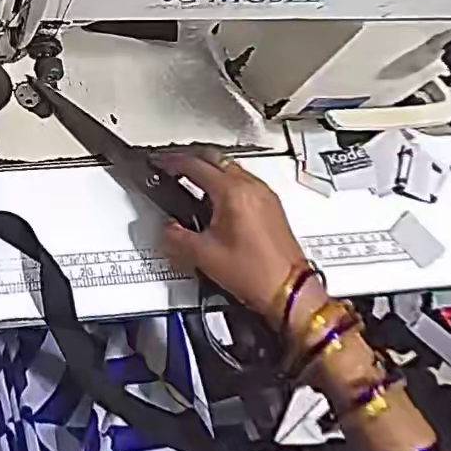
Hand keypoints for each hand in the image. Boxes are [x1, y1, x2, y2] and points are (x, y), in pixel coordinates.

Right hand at [154, 149, 313, 324]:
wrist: (289, 292)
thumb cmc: (257, 275)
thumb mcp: (203, 255)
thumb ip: (176, 236)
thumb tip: (168, 228)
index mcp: (232, 192)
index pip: (195, 165)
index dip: (172, 162)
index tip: (161, 163)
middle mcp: (251, 187)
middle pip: (215, 158)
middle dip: (190, 158)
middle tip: (173, 165)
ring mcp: (264, 195)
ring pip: (230, 167)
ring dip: (209, 168)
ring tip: (191, 180)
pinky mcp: (271, 205)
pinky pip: (243, 180)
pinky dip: (225, 180)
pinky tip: (216, 198)